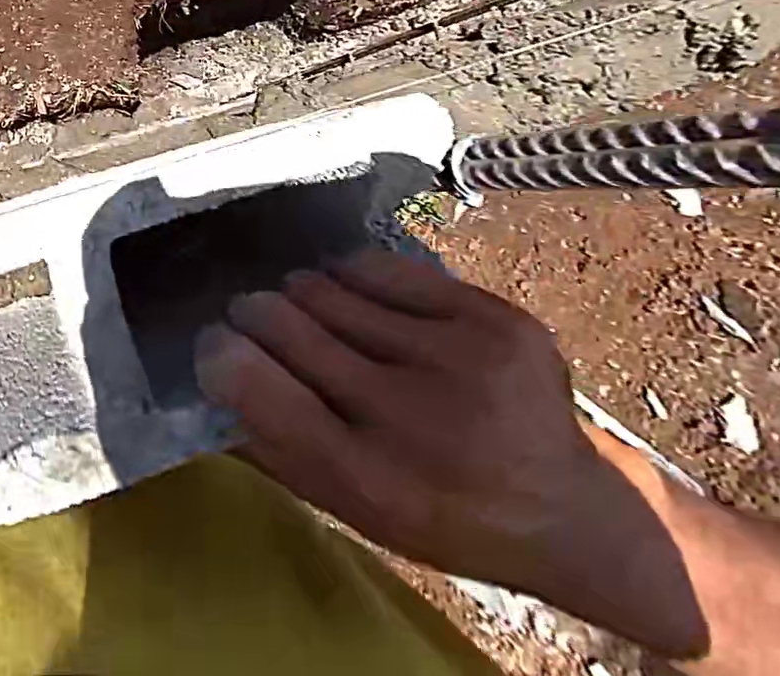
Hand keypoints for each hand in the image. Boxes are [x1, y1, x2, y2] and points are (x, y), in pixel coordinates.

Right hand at [194, 252, 706, 656]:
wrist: (569, 509)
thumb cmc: (433, 513)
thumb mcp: (345, 508)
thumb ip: (271, 444)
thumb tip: (210, 369)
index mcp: (371, 480)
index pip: (259, 388)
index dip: (219, 353)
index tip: (211, 342)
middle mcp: (417, 416)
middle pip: (284, 322)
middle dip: (252, 313)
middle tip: (252, 317)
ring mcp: (463, 358)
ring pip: (324, 287)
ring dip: (301, 296)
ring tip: (314, 315)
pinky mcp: (495, 317)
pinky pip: (377, 266)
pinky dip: (348, 277)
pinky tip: (354, 298)